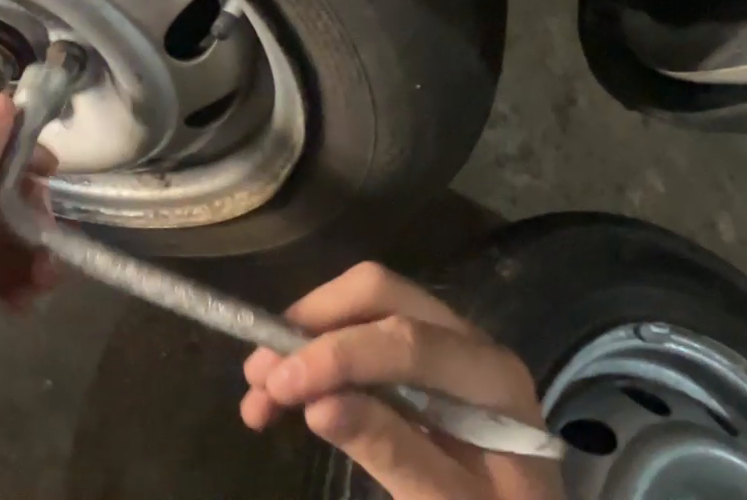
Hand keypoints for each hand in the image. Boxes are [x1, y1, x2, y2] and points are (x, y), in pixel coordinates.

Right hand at [240, 263, 563, 499]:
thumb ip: (392, 453)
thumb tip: (316, 404)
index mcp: (490, 376)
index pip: (408, 341)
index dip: (338, 355)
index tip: (277, 386)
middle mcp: (466, 337)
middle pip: (380, 293)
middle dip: (312, 323)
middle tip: (260, 374)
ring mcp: (443, 338)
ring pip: (363, 302)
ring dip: (305, 334)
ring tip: (256, 388)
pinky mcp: (419, 353)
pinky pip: (361, 328)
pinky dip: (317, 350)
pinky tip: (287, 390)